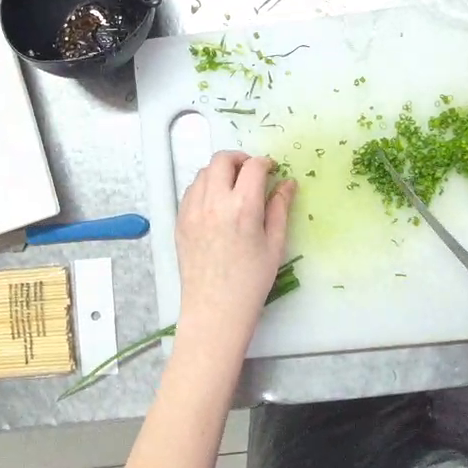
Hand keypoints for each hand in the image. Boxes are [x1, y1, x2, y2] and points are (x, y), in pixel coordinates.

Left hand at [174, 151, 295, 357]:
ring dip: (220, 172)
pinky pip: (190, 191)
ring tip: (233, 188)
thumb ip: (280, 208)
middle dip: (239, 159)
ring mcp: (192, 210)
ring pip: (203, 172)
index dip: (265, 163)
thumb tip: (287, 183)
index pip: (253, 166)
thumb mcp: (274, 244)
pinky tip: (216, 203)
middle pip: (222, 160)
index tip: (271, 170)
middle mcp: (214, 202)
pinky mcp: (180, 221)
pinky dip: (204, 187)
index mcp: (243, 206)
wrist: (216, 309)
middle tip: (251, 172)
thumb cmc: (251, 281)